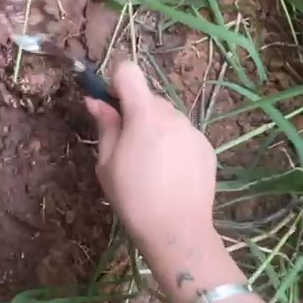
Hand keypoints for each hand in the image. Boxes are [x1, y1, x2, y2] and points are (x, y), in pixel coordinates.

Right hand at [84, 62, 238, 302]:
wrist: (177, 230)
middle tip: (125, 146)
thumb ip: (105, 126)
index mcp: (145, 115)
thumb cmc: (133, 198)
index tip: (109, 106)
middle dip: (133, 112)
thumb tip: (95, 101)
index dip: (114, 83)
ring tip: (149, 165)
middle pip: (148, 97)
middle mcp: (173, 115)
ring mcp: (193, 130)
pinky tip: (168, 174)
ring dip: (154, 128)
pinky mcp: (207, 147)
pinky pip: (183, 134)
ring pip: (167, 116)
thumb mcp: (107, 163)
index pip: (129, 71)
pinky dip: (172, 144)